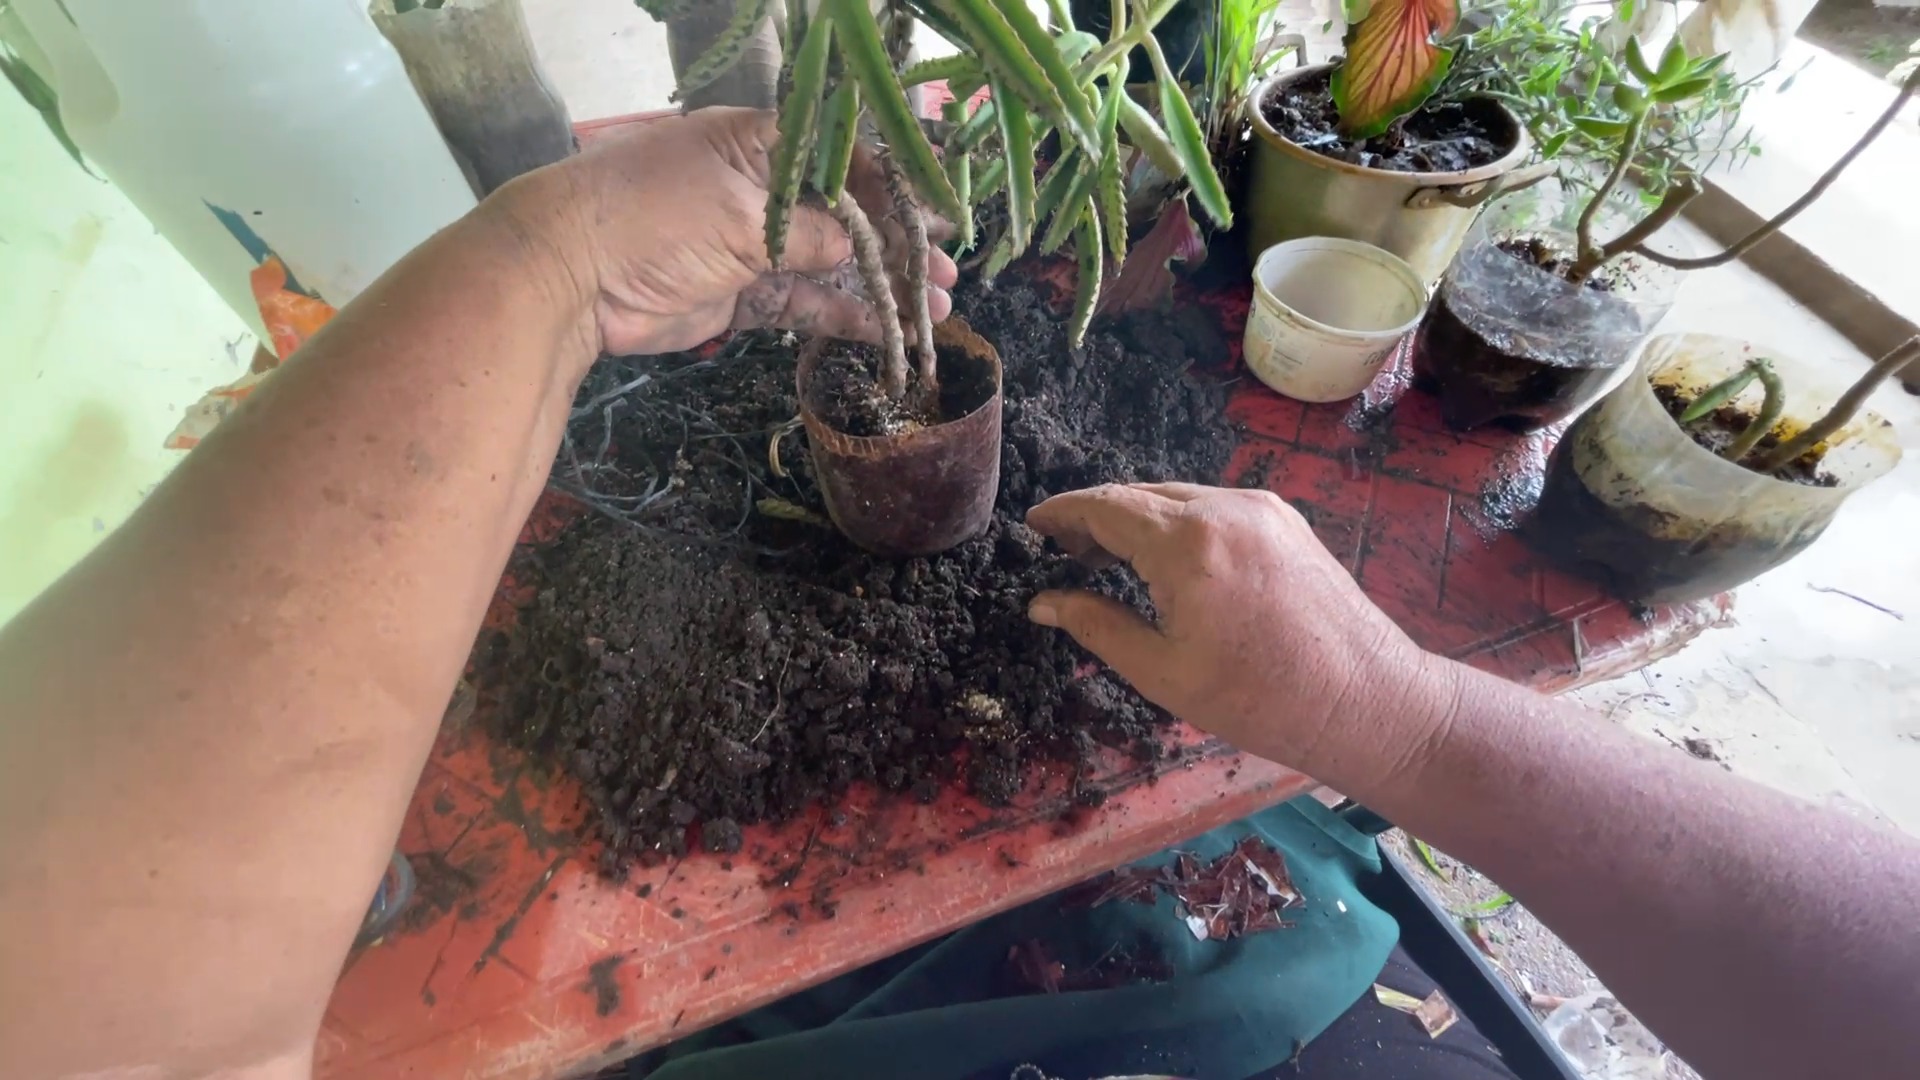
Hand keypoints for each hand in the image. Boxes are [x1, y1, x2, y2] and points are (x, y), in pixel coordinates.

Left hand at [494, 106, 956, 357]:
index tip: (942, 219)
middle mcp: (767, 193)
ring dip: (883, 290)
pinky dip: (846, 319)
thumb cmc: (652, 218)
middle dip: (900, 248)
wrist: (574, 278)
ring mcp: (759, 248)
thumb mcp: (740, 216)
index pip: (847, 163)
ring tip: (934, 312)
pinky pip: (809, 305)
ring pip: (836, 269)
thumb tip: (860, 248)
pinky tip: (888, 333)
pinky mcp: (749, 296)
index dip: (899, 193)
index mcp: (764, 147)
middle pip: (850, 220)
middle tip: (947, 276)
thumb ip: (808, 234)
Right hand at [1025, 483, 1460, 787]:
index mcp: (1187, 543)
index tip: (1033, 525)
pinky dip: (1172, 522)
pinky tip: (1165, 559)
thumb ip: (1095, 624)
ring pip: (1174, 497)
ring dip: (1134, 519)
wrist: (1368, 702)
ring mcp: (1259, 507)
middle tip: (1066, 553)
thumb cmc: (1255, 698)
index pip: (1105, 505)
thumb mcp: (1160, 670)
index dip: (1062, 511)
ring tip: (1109, 558)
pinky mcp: (1282, 517)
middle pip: (1137, 494)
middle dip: (1094, 516)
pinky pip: (1209, 506)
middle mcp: (1222, 506)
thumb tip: (1041, 602)